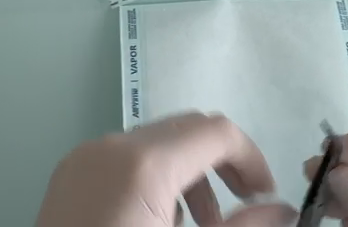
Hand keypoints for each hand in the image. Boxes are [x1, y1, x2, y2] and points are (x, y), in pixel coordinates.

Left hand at [35, 112, 297, 226]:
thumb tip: (281, 211)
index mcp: (145, 162)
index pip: (215, 131)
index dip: (251, 159)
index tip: (269, 198)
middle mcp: (112, 144)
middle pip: (184, 131)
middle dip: (220, 166)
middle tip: (244, 210)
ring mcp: (84, 157)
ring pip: (153, 144)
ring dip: (187, 176)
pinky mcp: (67, 175)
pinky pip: (123, 160)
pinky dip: (152, 180)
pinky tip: (157, 226)